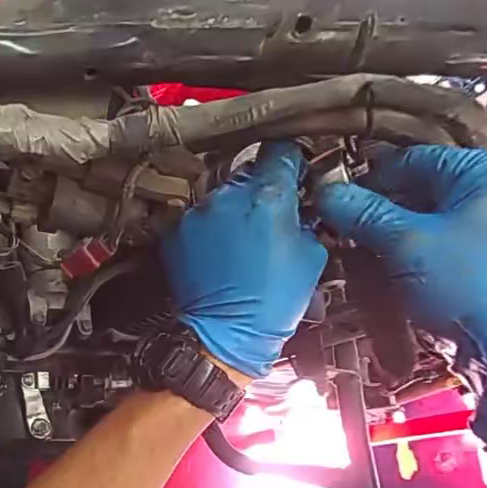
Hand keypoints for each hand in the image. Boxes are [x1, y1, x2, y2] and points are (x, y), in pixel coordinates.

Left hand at [161, 141, 325, 377]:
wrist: (223, 338)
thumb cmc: (269, 307)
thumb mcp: (310, 260)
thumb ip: (309, 221)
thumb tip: (304, 206)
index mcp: (268, 197)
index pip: (283, 150)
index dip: (293, 161)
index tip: (295, 172)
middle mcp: (228, 196)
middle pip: (251, 172)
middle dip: (263, 192)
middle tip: (273, 218)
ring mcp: (198, 213)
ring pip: (223, 195)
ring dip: (235, 211)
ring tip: (245, 244)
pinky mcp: (176, 231)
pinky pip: (199, 217)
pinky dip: (211, 229)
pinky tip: (222, 254)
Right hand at [315, 145, 486, 455]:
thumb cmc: (475, 293)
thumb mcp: (407, 244)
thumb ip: (364, 213)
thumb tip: (331, 193)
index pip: (414, 160)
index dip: (370, 182)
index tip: (340, 199)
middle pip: (422, 191)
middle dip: (382, 214)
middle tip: (350, 230)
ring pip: (431, 220)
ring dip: (395, 237)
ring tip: (368, 255)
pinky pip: (444, 245)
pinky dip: (416, 255)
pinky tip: (394, 271)